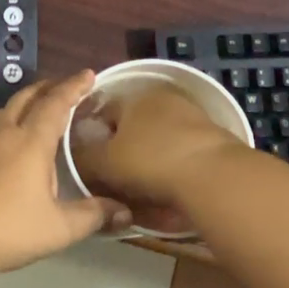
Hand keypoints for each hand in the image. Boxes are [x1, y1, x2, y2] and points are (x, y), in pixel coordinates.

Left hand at [0, 72, 130, 275]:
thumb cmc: (7, 229)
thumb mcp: (59, 228)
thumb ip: (93, 216)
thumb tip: (125, 213)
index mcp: (30, 142)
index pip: (55, 104)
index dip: (73, 87)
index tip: (88, 75)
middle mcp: (4, 134)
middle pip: (26, 98)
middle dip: (47, 88)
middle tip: (66, 88)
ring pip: (5, 111)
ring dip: (25, 104)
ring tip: (40, 111)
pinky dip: (8, 123)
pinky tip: (11, 140)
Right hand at [67, 83, 248, 231]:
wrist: (216, 178)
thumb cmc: (149, 162)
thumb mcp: (102, 163)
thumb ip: (81, 158)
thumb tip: (72, 158)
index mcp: (135, 96)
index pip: (102, 111)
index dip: (90, 138)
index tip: (88, 163)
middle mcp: (165, 99)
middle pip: (131, 128)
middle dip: (120, 151)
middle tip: (112, 179)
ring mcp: (194, 118)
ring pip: (156, 142)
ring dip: (145, 162)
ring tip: (137, 191)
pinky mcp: (215, 140)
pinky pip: (179, 154)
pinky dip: (168, 169)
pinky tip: (164, 191)